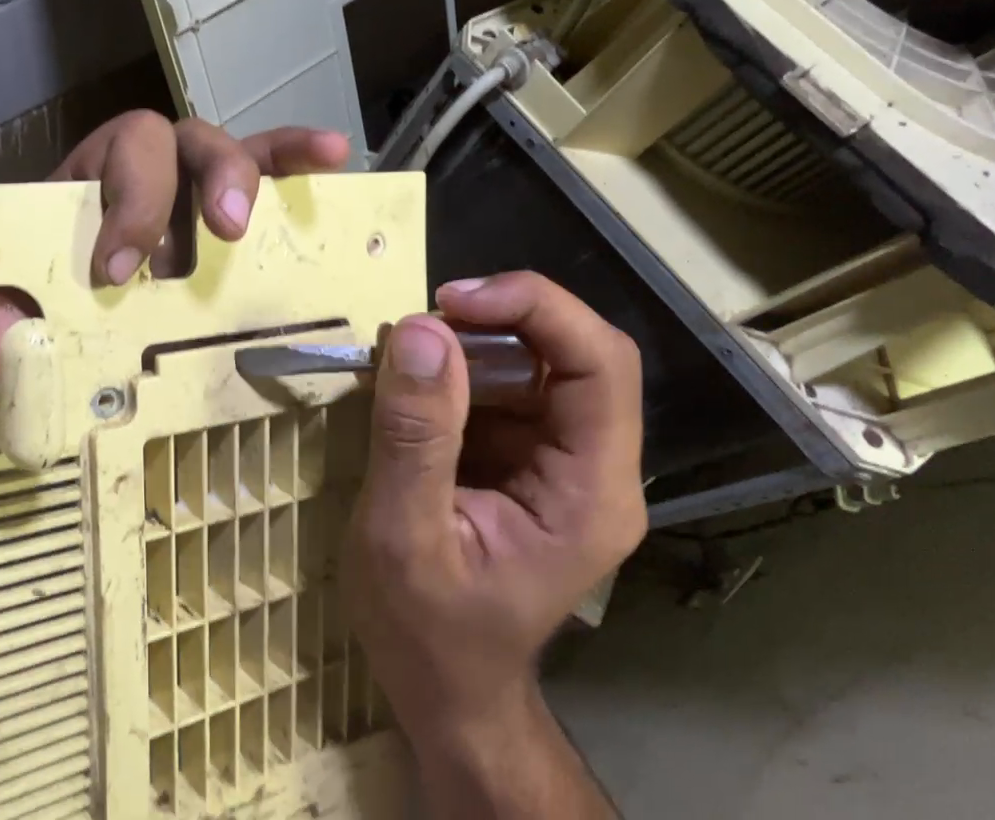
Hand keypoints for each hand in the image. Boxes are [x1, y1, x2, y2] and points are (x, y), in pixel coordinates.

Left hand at [0, 95, 348, 408]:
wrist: (19, 414)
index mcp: (76, 191)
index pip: (120, 151)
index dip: (132, 198)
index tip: (118, 270)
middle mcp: (133, 196)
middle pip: (181, 142)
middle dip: (203, 178)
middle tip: (218, 232)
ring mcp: (180, 227)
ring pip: (227, 160)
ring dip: (257, 166)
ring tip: (284, 192)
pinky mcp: (216, 265)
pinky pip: (266, 204)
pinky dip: (294, 172)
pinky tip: (333, 164)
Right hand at [345, 272, 645, 816]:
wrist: (446, 693)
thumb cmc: (426, 632)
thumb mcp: (403, 534)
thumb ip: (414, 435)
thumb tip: (418, 331)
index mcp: (589, 492)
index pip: (600, 363)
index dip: (534, 309)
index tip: (448, 301)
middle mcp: (593, 470)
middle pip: (570, 357)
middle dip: (491, 326)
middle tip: (409, 331)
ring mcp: (561, 469)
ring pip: (532, 371)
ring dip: (465, 352)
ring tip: (395, 364)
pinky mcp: (525, 468)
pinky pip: (501, 398)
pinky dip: (452, 381)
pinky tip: (406, 395)